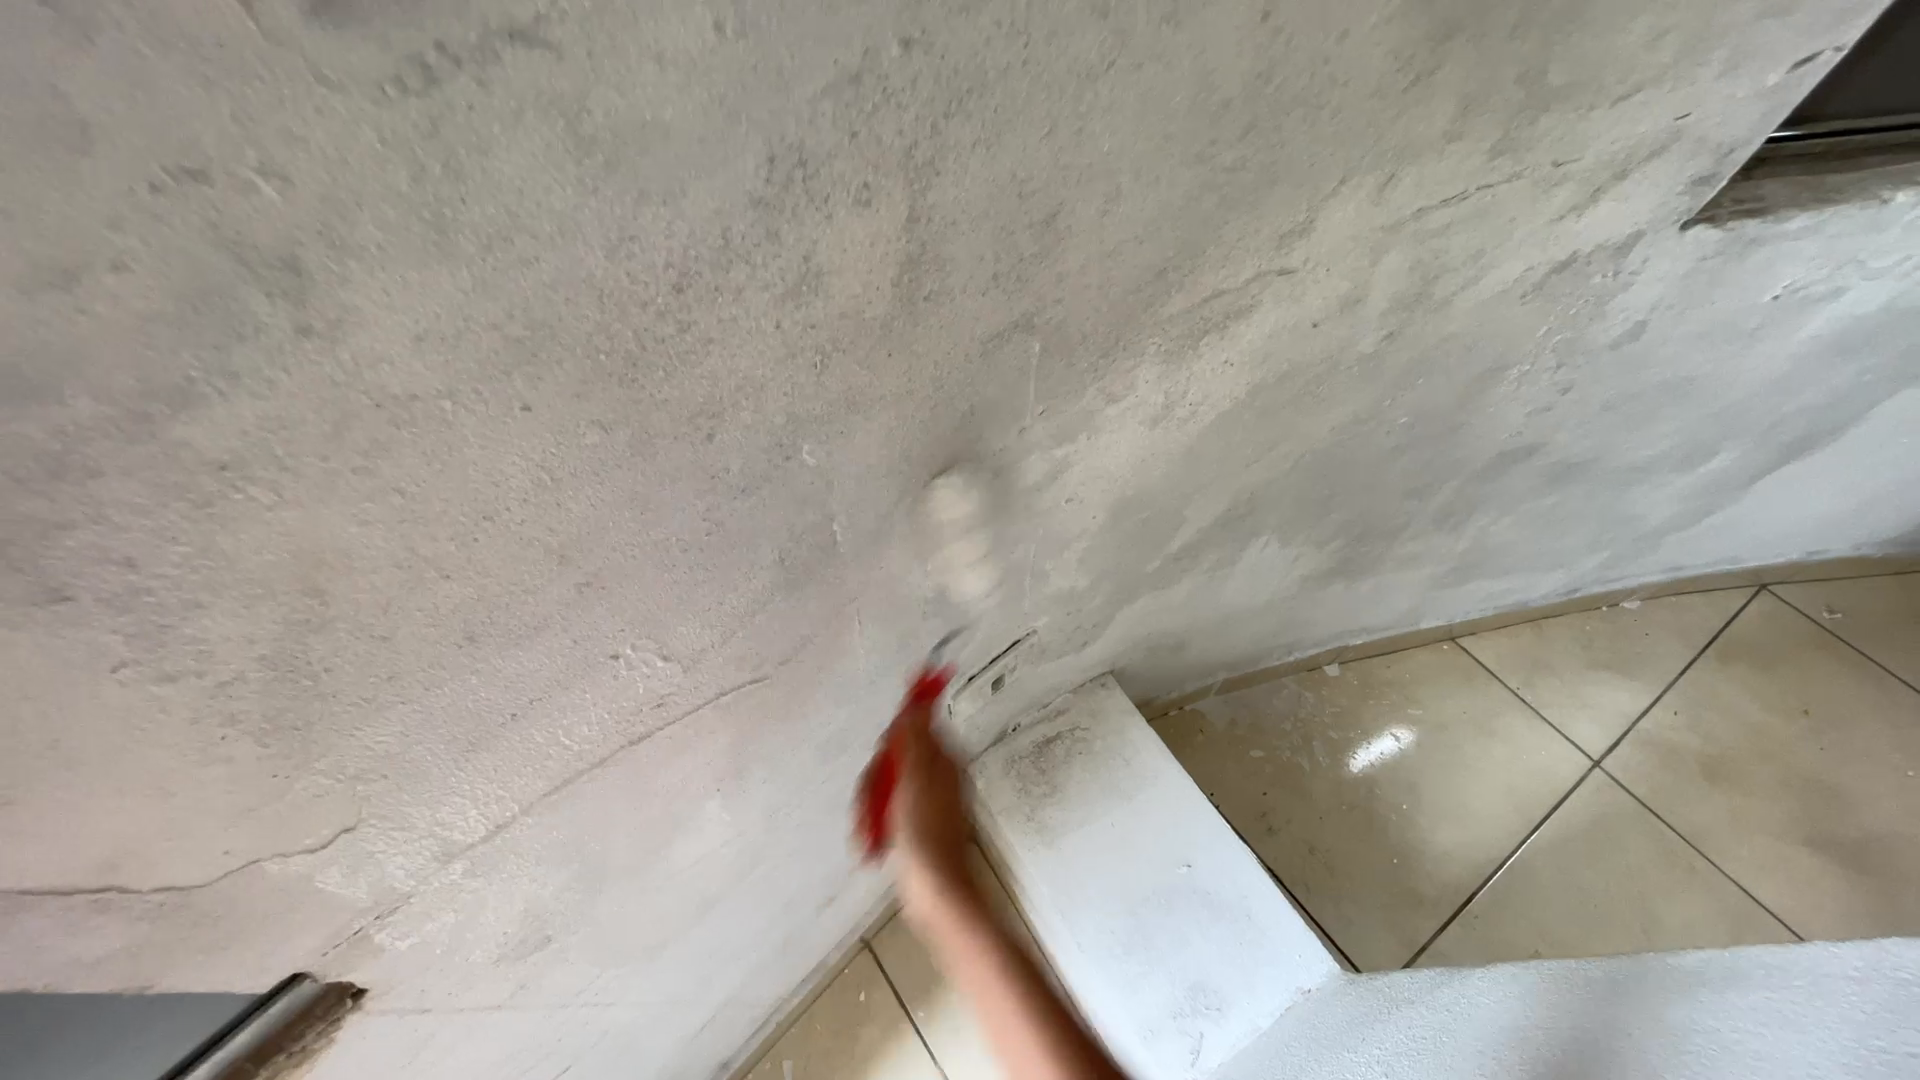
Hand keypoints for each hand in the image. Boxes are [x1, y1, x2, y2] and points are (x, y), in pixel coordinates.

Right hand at [854, 681, 977, 912]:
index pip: (913, 727)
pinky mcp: (913, 826)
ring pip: (883, 788)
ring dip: (869, 811)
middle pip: (891, 760)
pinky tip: (872, 847)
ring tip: (868, 836)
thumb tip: (919, 700)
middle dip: (873, 784)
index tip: (884, 757)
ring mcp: (923, 802)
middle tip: (869, 807)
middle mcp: (934, 777)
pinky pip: (885, 813)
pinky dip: (874, 828)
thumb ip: (915, 738)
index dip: (895, 736)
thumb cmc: (927, 836)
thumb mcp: (916, 779)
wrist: (935, 893)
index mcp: (941, 761)